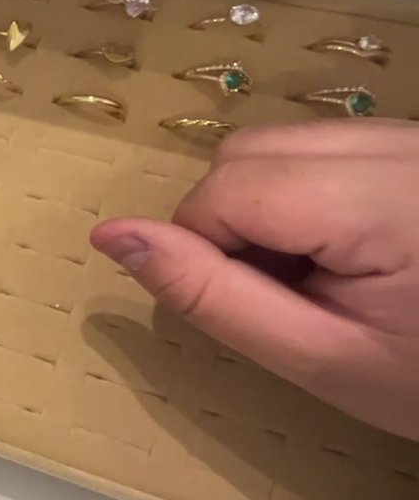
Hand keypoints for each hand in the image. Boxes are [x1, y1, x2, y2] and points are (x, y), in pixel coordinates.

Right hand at [90, 119, 418, 440]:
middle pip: (249, 152)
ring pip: (283, 142)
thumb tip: (110, 235)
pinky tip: (354, 238)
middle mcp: (416, 152)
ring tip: (323, 261)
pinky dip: (310, 186)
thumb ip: (206, 293)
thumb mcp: (319, 357)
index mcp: (392, 206)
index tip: (258, 299)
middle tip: (284, 281)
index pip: (227, 191)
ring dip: (266, 198)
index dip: (206, 246)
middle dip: (231, 215)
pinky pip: (330, 143)